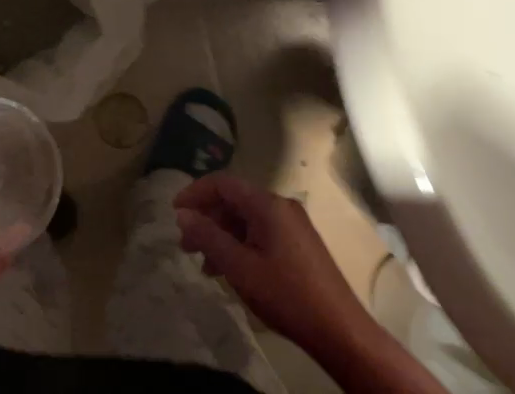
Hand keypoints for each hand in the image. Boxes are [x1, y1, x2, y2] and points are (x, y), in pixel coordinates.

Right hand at [173, 173, 362, 346]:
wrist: (340, 331)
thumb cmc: (286, 295)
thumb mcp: (239, 267)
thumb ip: (208, 236)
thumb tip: (183, 214)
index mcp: (268, 205)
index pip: (222, 183)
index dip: (194, 193)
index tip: (174, 213)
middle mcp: (281, 206)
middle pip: (234, 200)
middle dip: (206, 219)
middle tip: (186, 245)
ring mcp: (293, 225)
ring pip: (246, 219)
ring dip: (221, 235)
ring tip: (204, 264)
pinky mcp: (299, 244)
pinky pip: (260, 232)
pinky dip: (240, 244)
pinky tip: (230, 270)